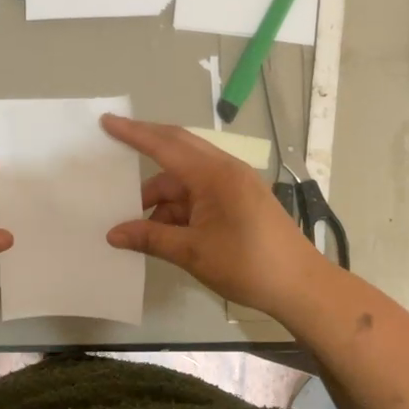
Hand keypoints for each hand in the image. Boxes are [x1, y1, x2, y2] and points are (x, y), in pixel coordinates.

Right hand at [101, 114, 326, 315]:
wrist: (301, 286)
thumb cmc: (248, 264)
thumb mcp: (192, 252)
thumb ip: (150, 238)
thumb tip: (113, 234)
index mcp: (215, 175)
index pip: (165, 146)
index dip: (134, 134)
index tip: (108, 121)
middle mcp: (225, 171)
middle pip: (177, 149)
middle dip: (145, 147)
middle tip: (113, 146)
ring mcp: (234, 185)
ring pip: (185, 179)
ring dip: (160, 196)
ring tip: (135, 223)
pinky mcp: (239, 201)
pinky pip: (198, 194)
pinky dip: (177, 208)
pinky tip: (162, 231)